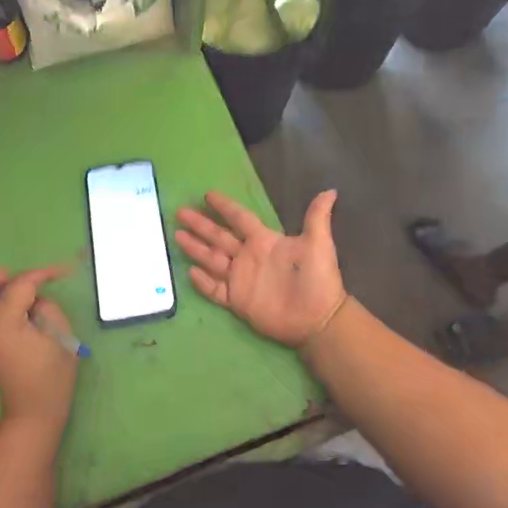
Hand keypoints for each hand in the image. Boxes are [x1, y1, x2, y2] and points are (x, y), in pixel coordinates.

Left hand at [0, 265, 79, 428]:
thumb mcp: (61, 336)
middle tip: (16, 282)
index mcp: (5, 326)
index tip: (58, 274)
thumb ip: (47, 307)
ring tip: (22, 294)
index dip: (39, 275)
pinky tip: (22, 308)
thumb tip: (35, 298)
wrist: (34, 409)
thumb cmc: (53, 376)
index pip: (17, 286)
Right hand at [174, 190, 345, 348]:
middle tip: (180, 212)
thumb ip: (317, 217)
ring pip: (212, 260)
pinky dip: (203, 282)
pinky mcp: (238, 300)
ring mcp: (242, 279)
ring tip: (177, 236)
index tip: (208, 195)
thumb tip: (331, 190)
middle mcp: (249, 256)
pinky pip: (215, 290)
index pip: (240, 218)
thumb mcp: (319, 244)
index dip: (225, 207)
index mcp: (265, 240)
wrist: (318, 317)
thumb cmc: (318, 278)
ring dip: (196, 248)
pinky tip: (189, 272)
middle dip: (200, 225)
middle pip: (219, 237)